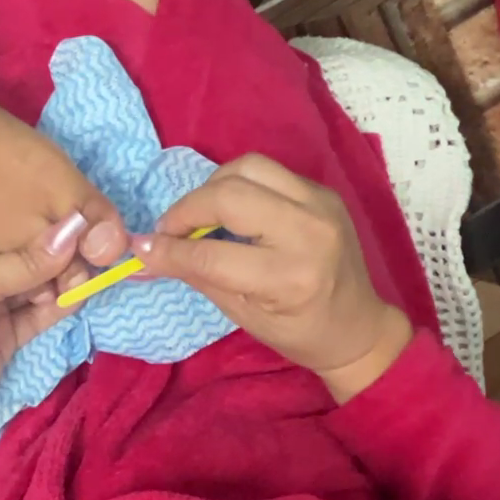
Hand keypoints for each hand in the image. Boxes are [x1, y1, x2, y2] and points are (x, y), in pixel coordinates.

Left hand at [0, 211, 88, 426]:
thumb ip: (24, 262)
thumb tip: (74, 230)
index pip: (6, 227)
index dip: (41, 223)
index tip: (79, 222)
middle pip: (27, 255)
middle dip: (59, 254)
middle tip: (90, 254)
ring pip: (38, 284)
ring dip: (63, 279)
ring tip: (87, 275)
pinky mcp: (10, 333)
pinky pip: (41, 312)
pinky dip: (61, 304)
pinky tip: (81, 294)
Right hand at [132, 154, 411, 402]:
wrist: (358, 327)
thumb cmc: (298, 332)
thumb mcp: (241, 314)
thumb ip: (194, 275)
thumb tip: (142, 254)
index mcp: (289, 277)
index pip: (212, 254)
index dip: (168, 250)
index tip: (141, 248)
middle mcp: (308, 232)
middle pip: (229, 194)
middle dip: (187, 209)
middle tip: (170, 230)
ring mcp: (320, 204)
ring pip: (247, 167)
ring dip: (212, 188)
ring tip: (200, 214)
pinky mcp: (322, 191)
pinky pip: (267, 172)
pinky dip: (238, 185)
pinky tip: (230, 210)